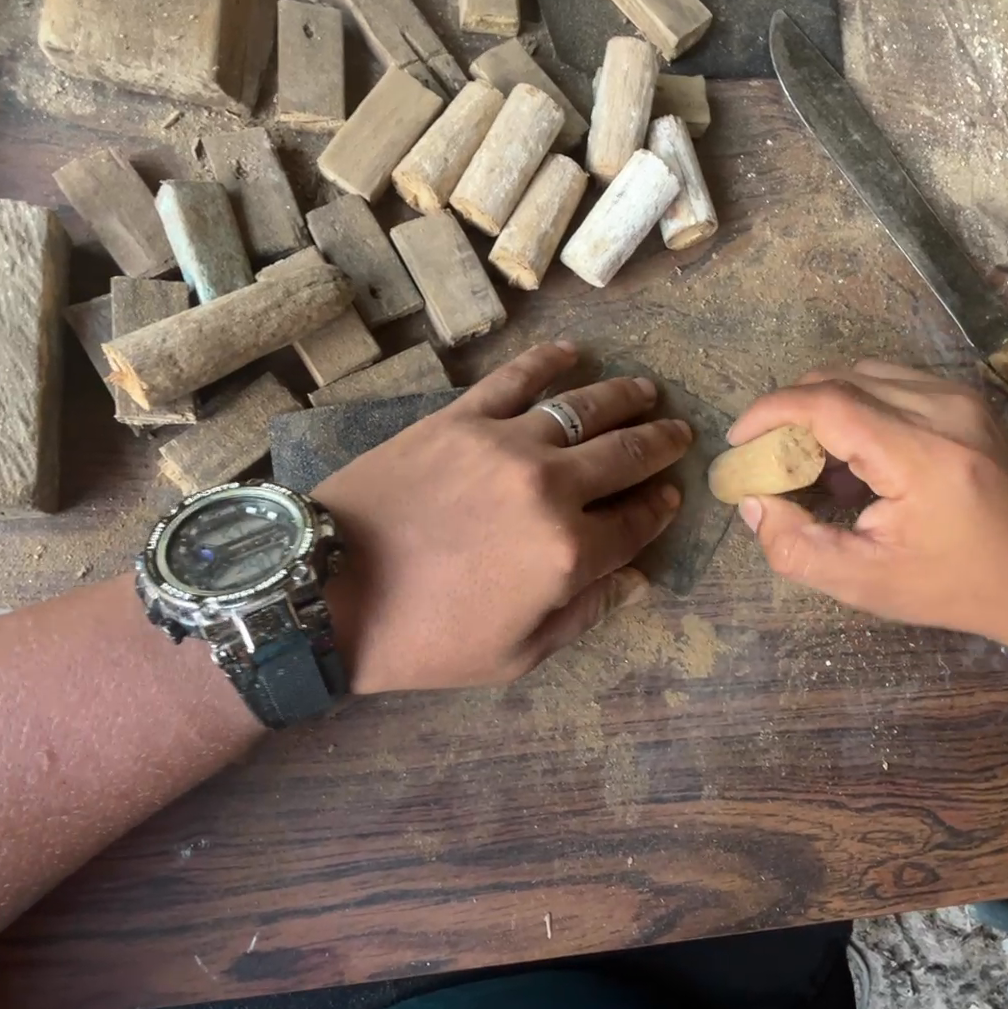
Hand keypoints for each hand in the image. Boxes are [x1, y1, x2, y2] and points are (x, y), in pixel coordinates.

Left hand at [313, 341, 691, 692]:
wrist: (327, 591)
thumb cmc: (424, 638)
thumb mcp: (514, 655)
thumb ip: (584, 613)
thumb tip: (638, 581)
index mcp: (568, 555)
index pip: (635, 524)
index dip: (658, 510)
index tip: (670, 498)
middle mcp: (550, 488)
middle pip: (624, 456)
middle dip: (661, 444)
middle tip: (680, 434)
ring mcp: (504, 444)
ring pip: (584, 407)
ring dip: (625, 398)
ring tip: (647, 392)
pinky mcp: (460, 417)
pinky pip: (516, 378)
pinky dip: (551, 360)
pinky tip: (575, 352)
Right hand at [730, 363, 1007, 649]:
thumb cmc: (956, 587)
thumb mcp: (865, 584)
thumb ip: (796, 546)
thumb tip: (754, 503)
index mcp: (924, 456)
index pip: (828, 403)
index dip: (771, 412)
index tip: (738, 441)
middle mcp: (946, 409)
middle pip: (839, 378)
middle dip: (788, 411)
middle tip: (767, 457)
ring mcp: (961, 398)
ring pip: (862, 373)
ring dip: (820, 408)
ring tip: (807, 460)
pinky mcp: (967, 400)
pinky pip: (890, 383)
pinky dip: (853, 407)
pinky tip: (850, 455)